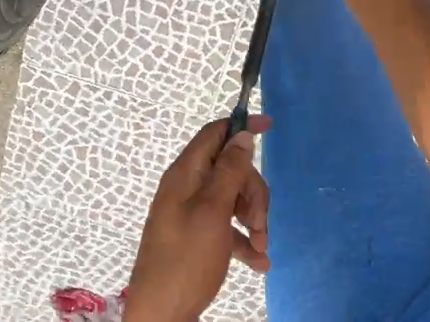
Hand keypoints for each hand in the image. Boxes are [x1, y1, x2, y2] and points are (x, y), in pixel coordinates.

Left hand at [125, 116, 271, 321]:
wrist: (160, 314)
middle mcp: (187, 188)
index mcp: (186, 173)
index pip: (214, 134)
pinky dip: (243, 240)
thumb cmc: (186, 258)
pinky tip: (259, 262)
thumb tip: (242, 135)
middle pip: (229, 169)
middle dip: (252, 191)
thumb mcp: (213, 211)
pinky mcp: (197, 239)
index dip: (241, 127)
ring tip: (261, 246)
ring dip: (252, 218)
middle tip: (259, 221)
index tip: (270, 126)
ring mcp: (191, 213)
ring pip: (232, 199)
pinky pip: (227, 227)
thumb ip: (229, 171)